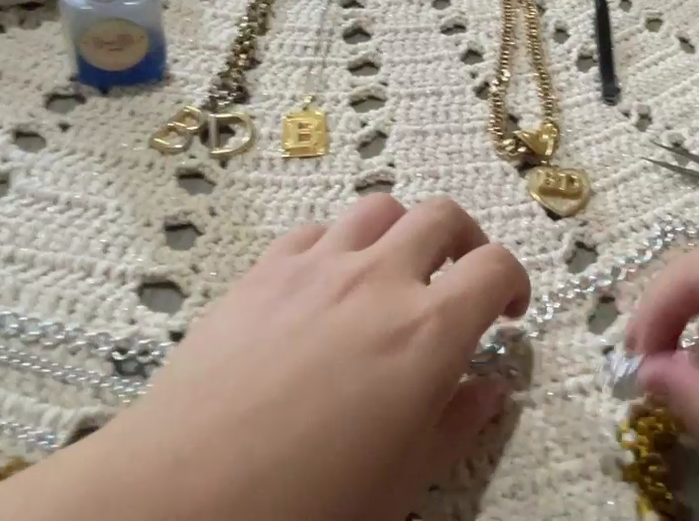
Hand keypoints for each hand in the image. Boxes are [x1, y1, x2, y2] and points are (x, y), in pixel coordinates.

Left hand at [0, 194, 528, 520]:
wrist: (184, 493)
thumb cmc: (307, 502)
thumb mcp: (403, 479)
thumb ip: (457, 423)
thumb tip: (490, 389)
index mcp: (426, 330)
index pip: (495, 266)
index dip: (514, 280)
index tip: (508, 310)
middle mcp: (379, 278)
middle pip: (442, 216)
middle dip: (465, 239)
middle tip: (459, 277)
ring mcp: (319, 264)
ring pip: (380, 208)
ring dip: (402, 231)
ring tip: (394, 270)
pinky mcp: (266, 268)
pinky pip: (317, 229)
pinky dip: (340, 243)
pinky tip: (328, 281)